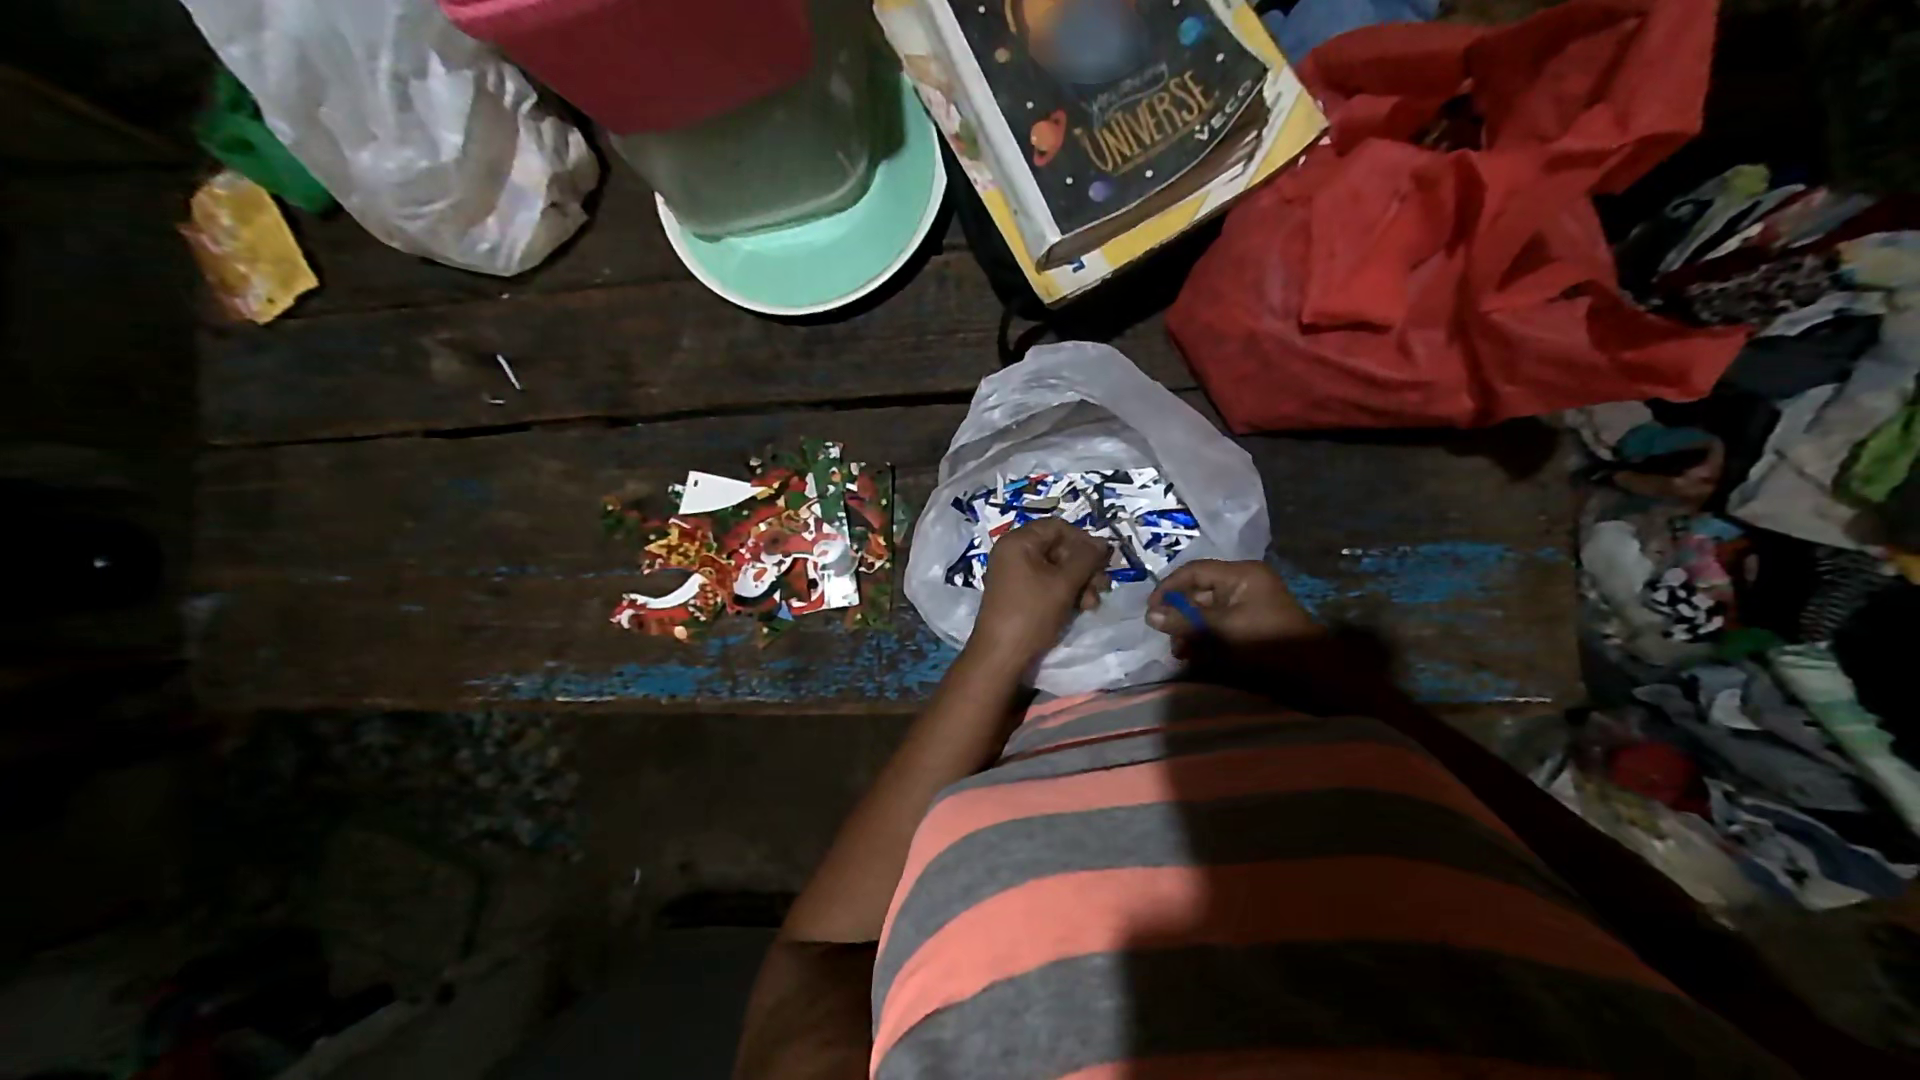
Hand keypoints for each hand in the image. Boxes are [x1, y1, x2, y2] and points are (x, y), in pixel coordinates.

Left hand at [970, 518, 1109, 672]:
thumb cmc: (1031, 614)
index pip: (1058, 527)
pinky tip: (1081, 608)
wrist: (1001, 656)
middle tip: (1103, 585)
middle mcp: (1014, 553)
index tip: (1104, 560)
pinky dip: (1066, 592)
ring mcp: (1015, 574)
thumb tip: (1104, 543)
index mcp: (1018, 542)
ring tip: (1092, 603)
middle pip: (1059, 548)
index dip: (1084, 540)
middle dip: (1084, 566)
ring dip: (1080, 582)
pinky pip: (1047, 583)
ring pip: (1056, 568)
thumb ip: (1087, 559)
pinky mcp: (1019, 593)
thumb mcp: (1063, 584)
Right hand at [1147, 559, 1320, 655]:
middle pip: (1198, 591)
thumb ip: (1185, 621)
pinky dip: (1203, 638)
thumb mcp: (1223, 629)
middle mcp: (1242, 584)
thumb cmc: (1268, 642)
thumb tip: (1151, 616)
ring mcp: (1247, 605)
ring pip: (1205, 611)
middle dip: (1179, 614)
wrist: (1315, 673)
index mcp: (1240, 574)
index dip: (1169, 588)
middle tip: (1166, 636)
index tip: (1152, 610)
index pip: (1194, 571)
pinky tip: (1194, 655)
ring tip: (1181, 651)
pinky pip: (1217, 625)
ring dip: (1189, 629)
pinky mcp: (1249, 625)